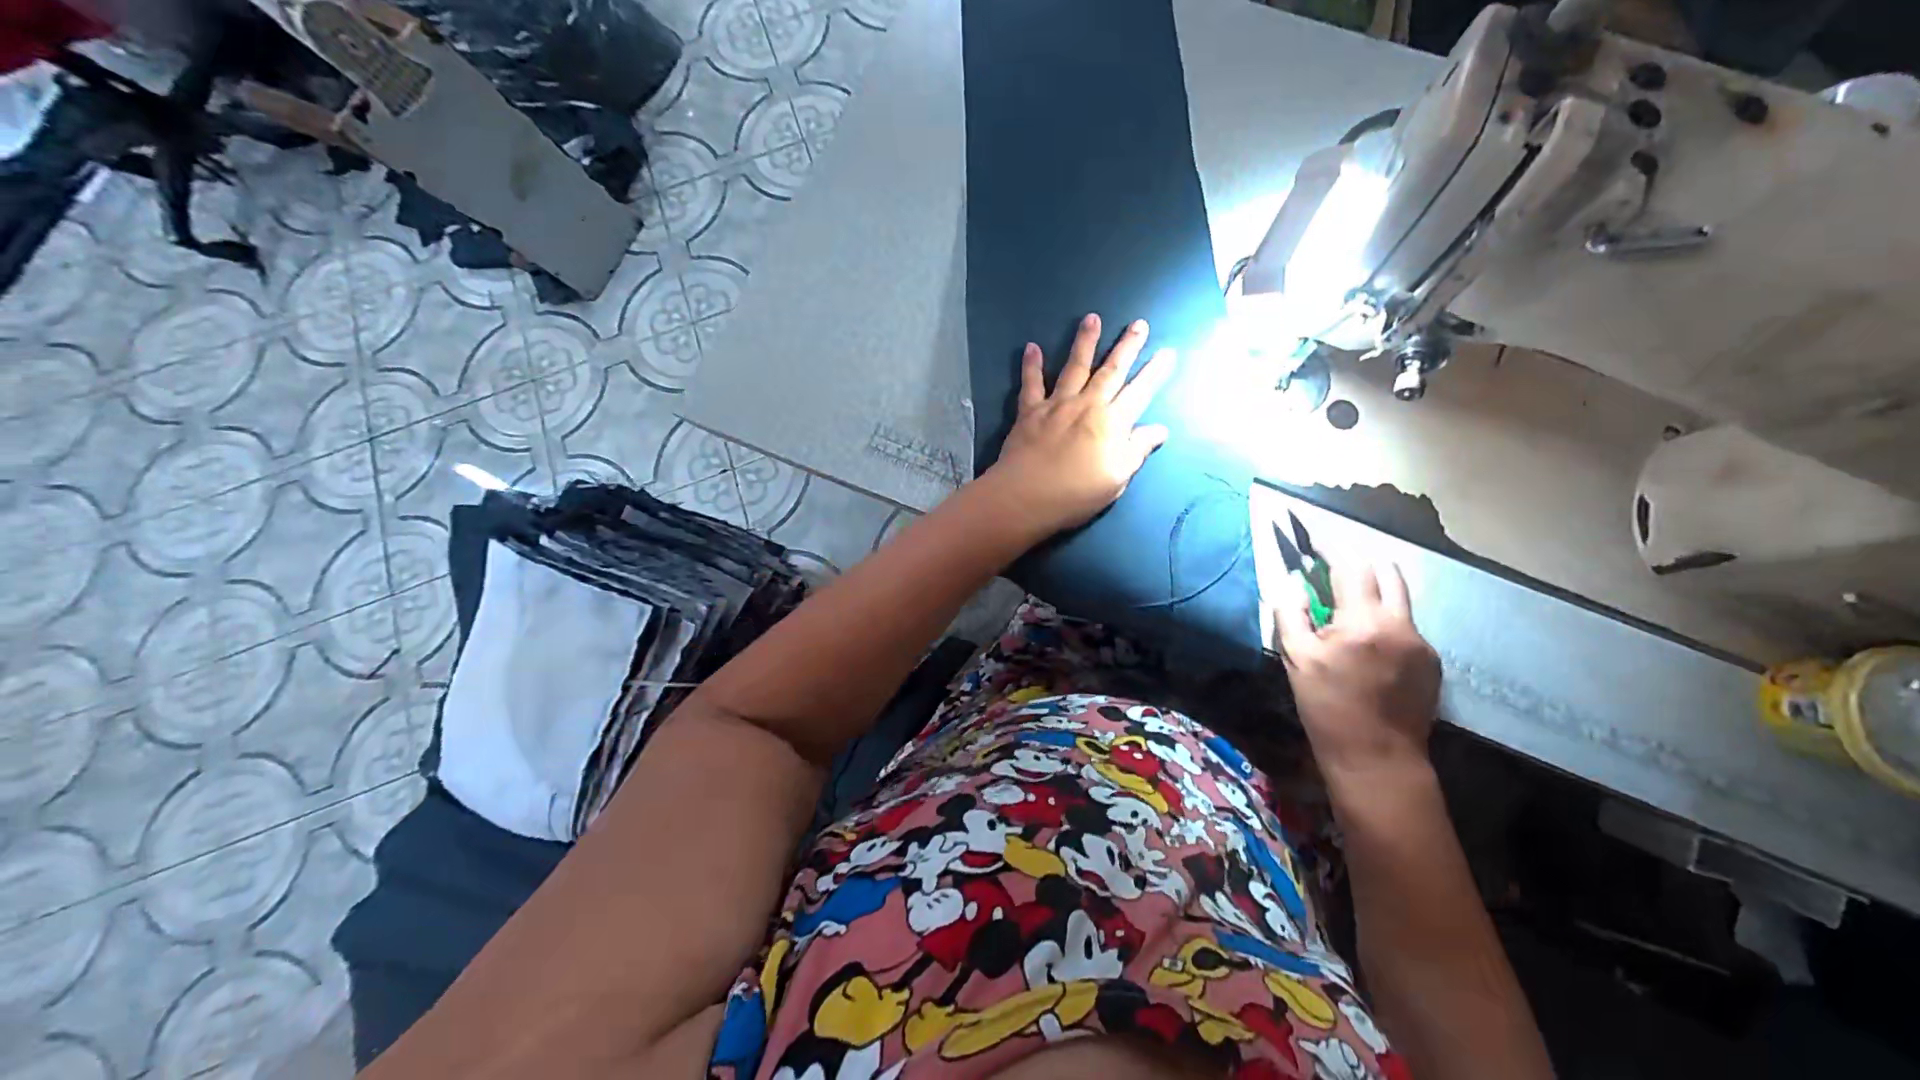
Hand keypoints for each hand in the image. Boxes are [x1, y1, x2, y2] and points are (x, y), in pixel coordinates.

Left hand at [983, 313, 1175, 535]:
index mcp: (1112, 423)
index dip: (1155, 372)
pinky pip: (1031, 384)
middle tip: (1138, 324)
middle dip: (1127, 346)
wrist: (1026, 497)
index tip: (1168, 352)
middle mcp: (1086, 405)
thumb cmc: (1076, 494)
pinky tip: (1031, 347)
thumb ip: (1137, 450)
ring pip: (1074, 367)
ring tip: (1092, 318)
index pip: (1140, 392)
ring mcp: (1056, 405)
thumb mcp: (1117, 479)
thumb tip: (1160, 429)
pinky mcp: (1029, 412)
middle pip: (1111, 371)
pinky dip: (1031, 365)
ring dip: (1084, 342)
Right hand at [1273, 557, 1440, 782]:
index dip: (1331, 548)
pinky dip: (1384, 619)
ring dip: (1375, 589)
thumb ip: (1292, 614)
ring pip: (1400, 598)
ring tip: (1350, 603)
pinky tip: (1367, 642)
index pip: (1351, 566)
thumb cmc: (1327, 708)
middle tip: (1334, 568)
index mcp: (1362, 623)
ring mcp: (1421, 642)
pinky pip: (1406, 624)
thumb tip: (1293, 583)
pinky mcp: (1432, 660)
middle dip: (1359, 562)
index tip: (1315, 541)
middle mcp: (1399, 625)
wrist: (1377, 757)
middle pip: (1387, 572)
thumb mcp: (1296, 660)